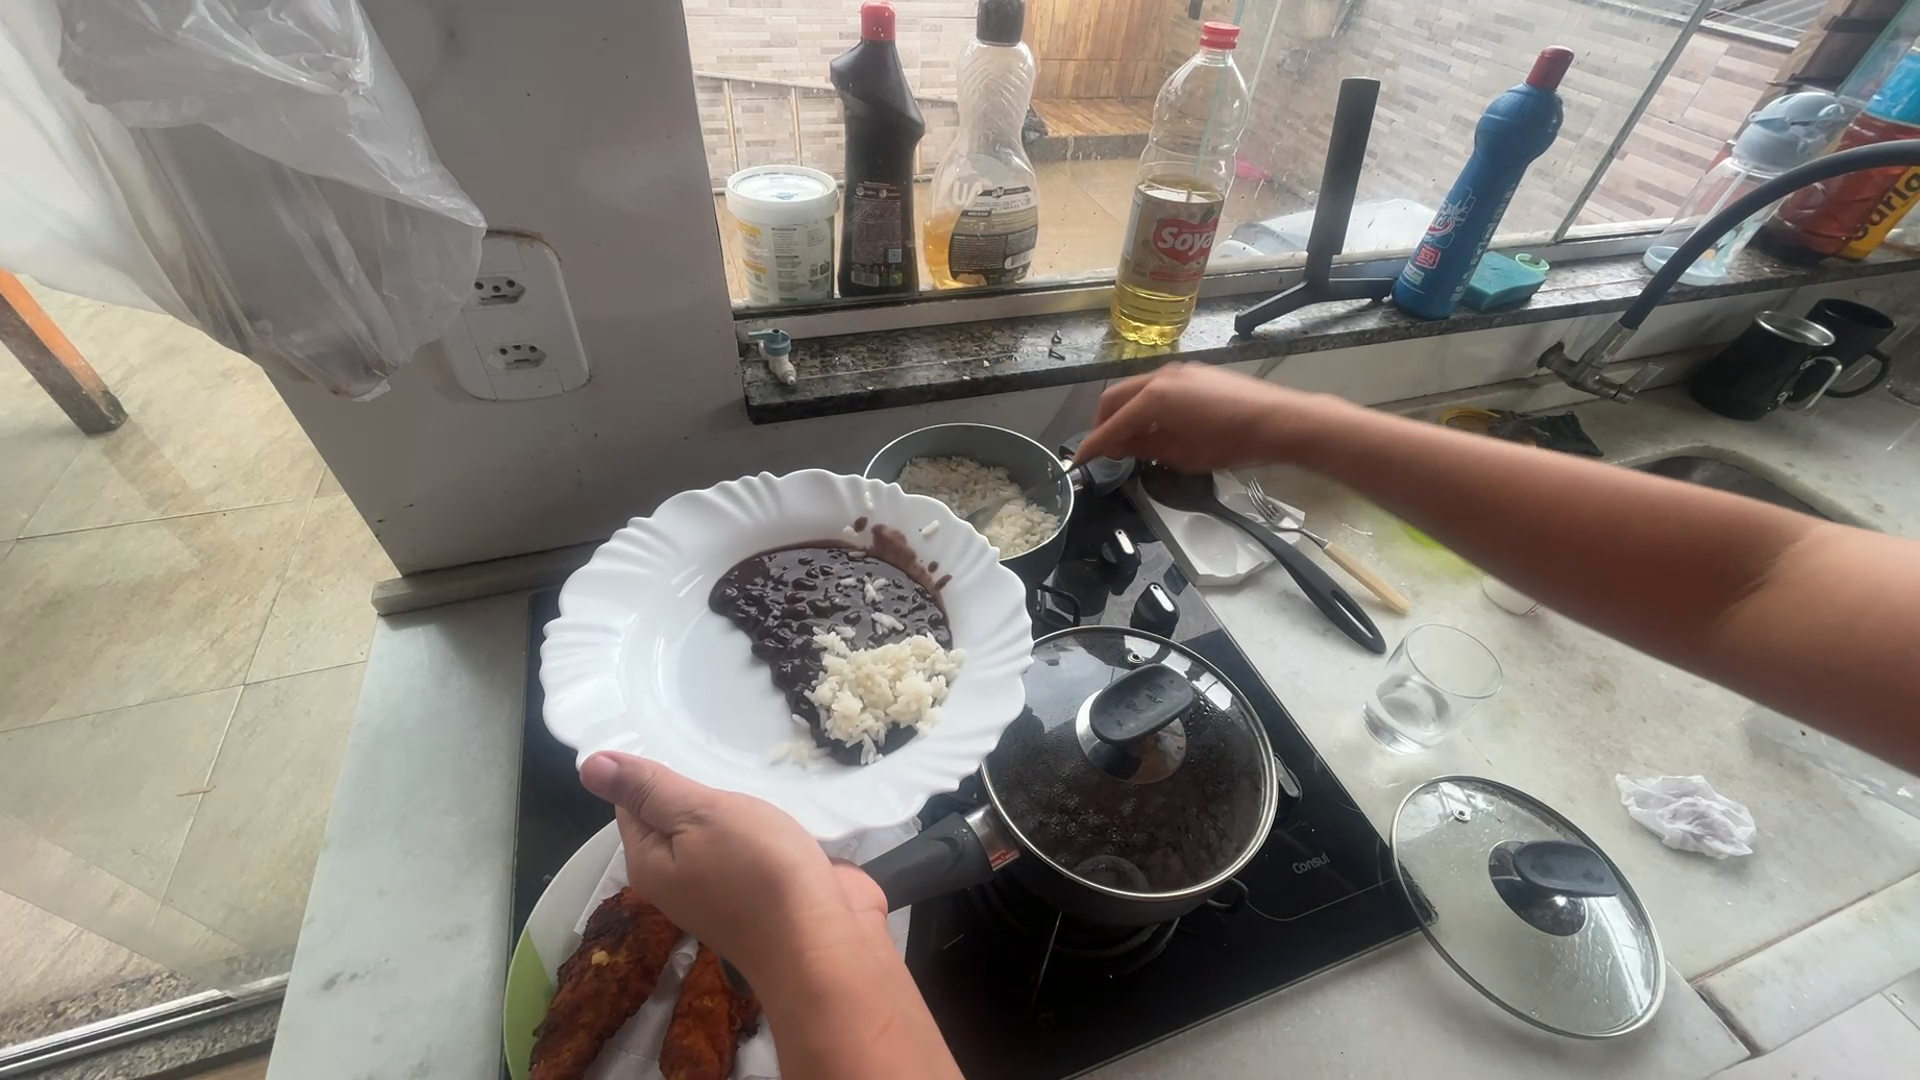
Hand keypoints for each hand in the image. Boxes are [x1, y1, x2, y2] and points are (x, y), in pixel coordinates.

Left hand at [578, 752, 888, 981]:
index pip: (633, 801)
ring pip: (721, 825)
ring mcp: (725, 883)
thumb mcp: (699, 816)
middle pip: (678, 813)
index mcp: (651, 861)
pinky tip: (783, 792)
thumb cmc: (755, 870)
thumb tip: (589, 764)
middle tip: (716, 731)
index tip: (673, 727)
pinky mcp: (765, 883)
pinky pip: (755, 840)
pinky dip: (765, 816)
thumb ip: (651, 789)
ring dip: (737, 796)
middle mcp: (680, 876)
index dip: (651, 766)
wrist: (820, 939)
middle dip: (698, 777)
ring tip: (752, 752)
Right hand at [1076, 363, 1328, 471]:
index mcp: (1154, 398)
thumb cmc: (1230, 442)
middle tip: (1107, 450)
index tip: (1079, 460)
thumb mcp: (1180, 454)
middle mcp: (1160, 377)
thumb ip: (1143, 447)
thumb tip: (1119, 445)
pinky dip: (1146, 406)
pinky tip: (1156, 427)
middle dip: (1104, 424)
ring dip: (1125, 414)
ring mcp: (1178, 371)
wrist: (1278, 420)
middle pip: (1114, 398)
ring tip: (1132, 442)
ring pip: (1135, 391)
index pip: (1111, 425)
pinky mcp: (1193, 373)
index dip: (1093, 445)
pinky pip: (1156, 388)